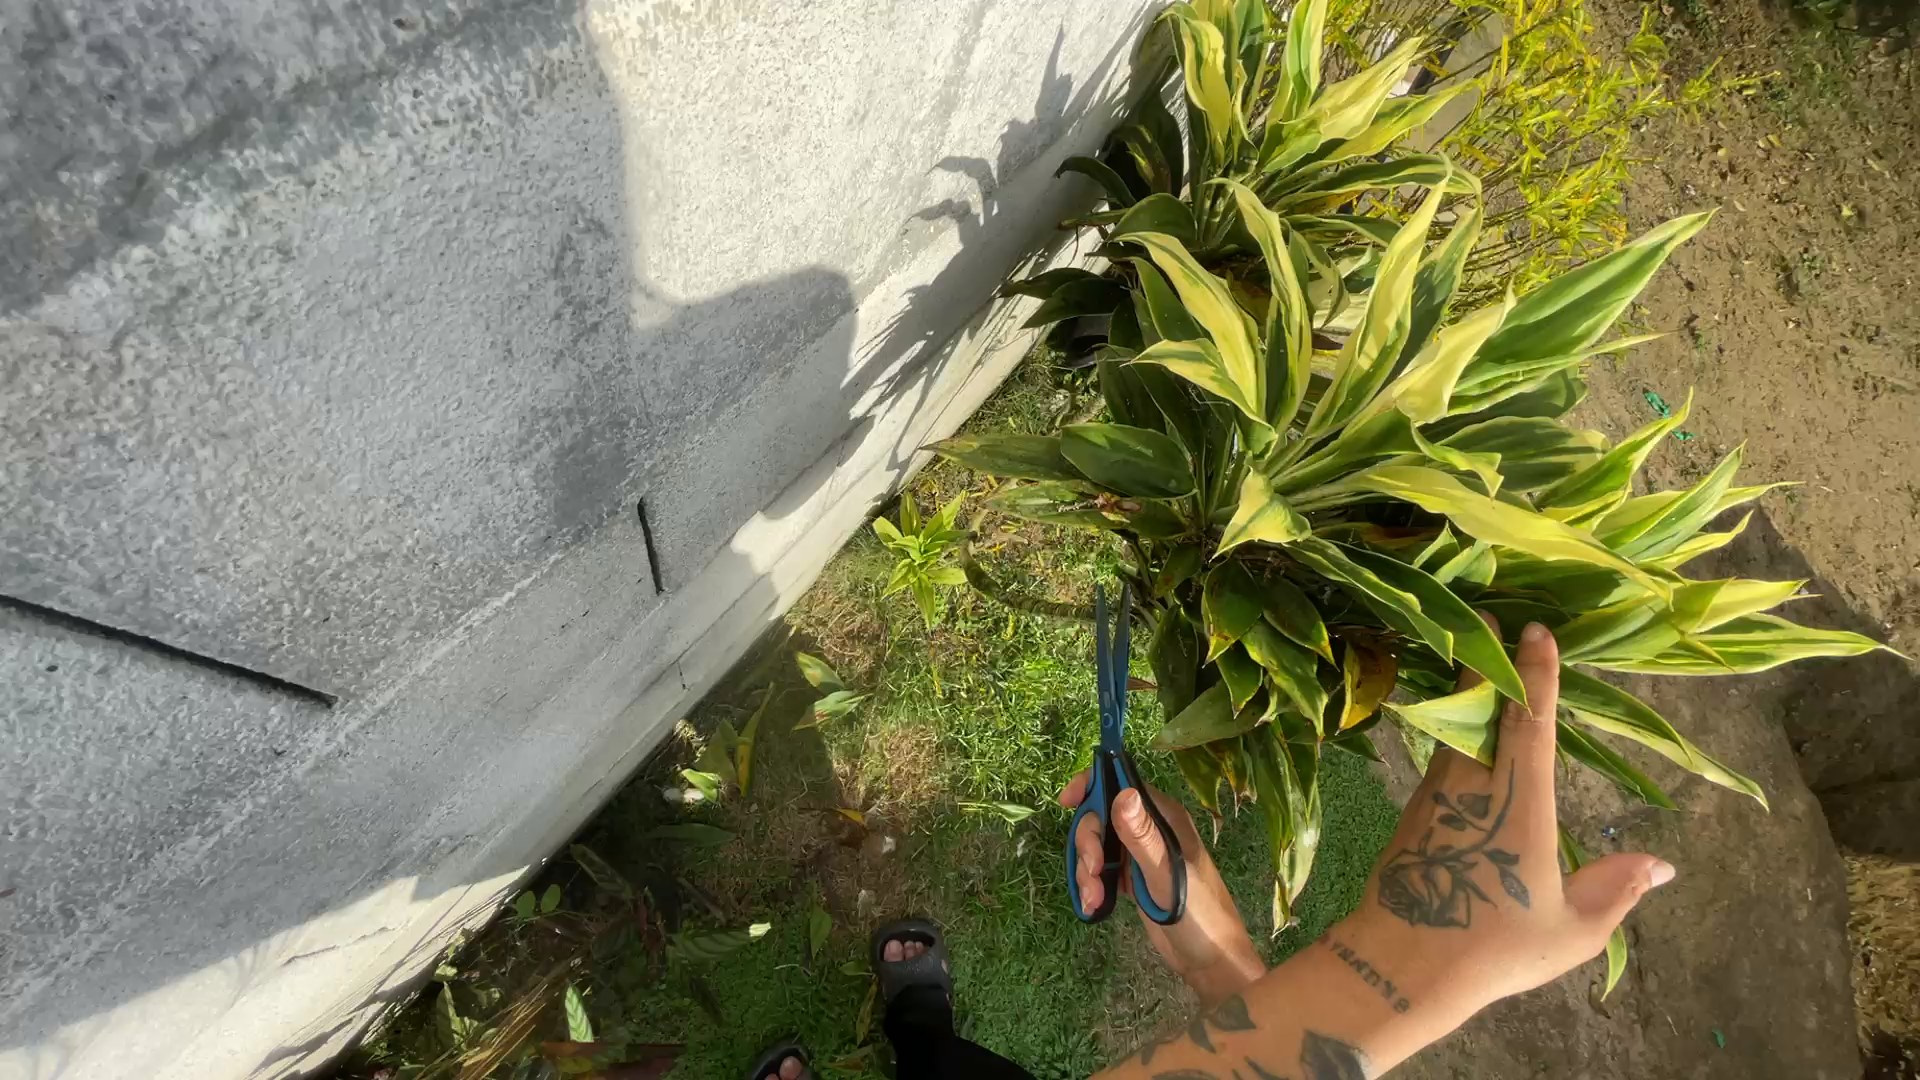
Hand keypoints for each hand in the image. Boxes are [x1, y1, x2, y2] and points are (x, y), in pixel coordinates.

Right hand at [1059, 772, 1266, 1008]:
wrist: (1211, 963)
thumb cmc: (1199, 913)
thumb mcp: (1166, 874)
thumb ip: (1143, 835)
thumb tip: (1123, 793)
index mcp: (1163, 817)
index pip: (1122, 783)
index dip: (1092, 786)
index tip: (1068, 802)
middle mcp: (1149, 828)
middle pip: (1101, 816)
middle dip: (1088, 842)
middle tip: (1090, 871)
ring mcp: (1138, 853)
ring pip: (1097, 844)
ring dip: (1086, 869)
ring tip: (1093, 898)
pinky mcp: (1130, 877)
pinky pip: (1100, 868)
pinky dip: (1092, 883)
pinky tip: (1093, 905)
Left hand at [1334, 622, 1675, 1025]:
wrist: (1405, 954)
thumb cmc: (1495, 947)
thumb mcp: (1574, 929)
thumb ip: (1615, 889)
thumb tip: (1661, 863)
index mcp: (1518, 805)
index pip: (1528, 725)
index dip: (1533, 675)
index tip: (1533, 629)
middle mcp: (1472, 786)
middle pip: (1481, 711)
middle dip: (1487, 661)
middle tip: (1488, 614)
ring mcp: (1437, 792)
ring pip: (1457, 729)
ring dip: (1468, 690)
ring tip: (1479, 653)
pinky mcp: (1417, 805)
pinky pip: (1442, 754)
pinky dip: (1456, 727)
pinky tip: (1463, 720)